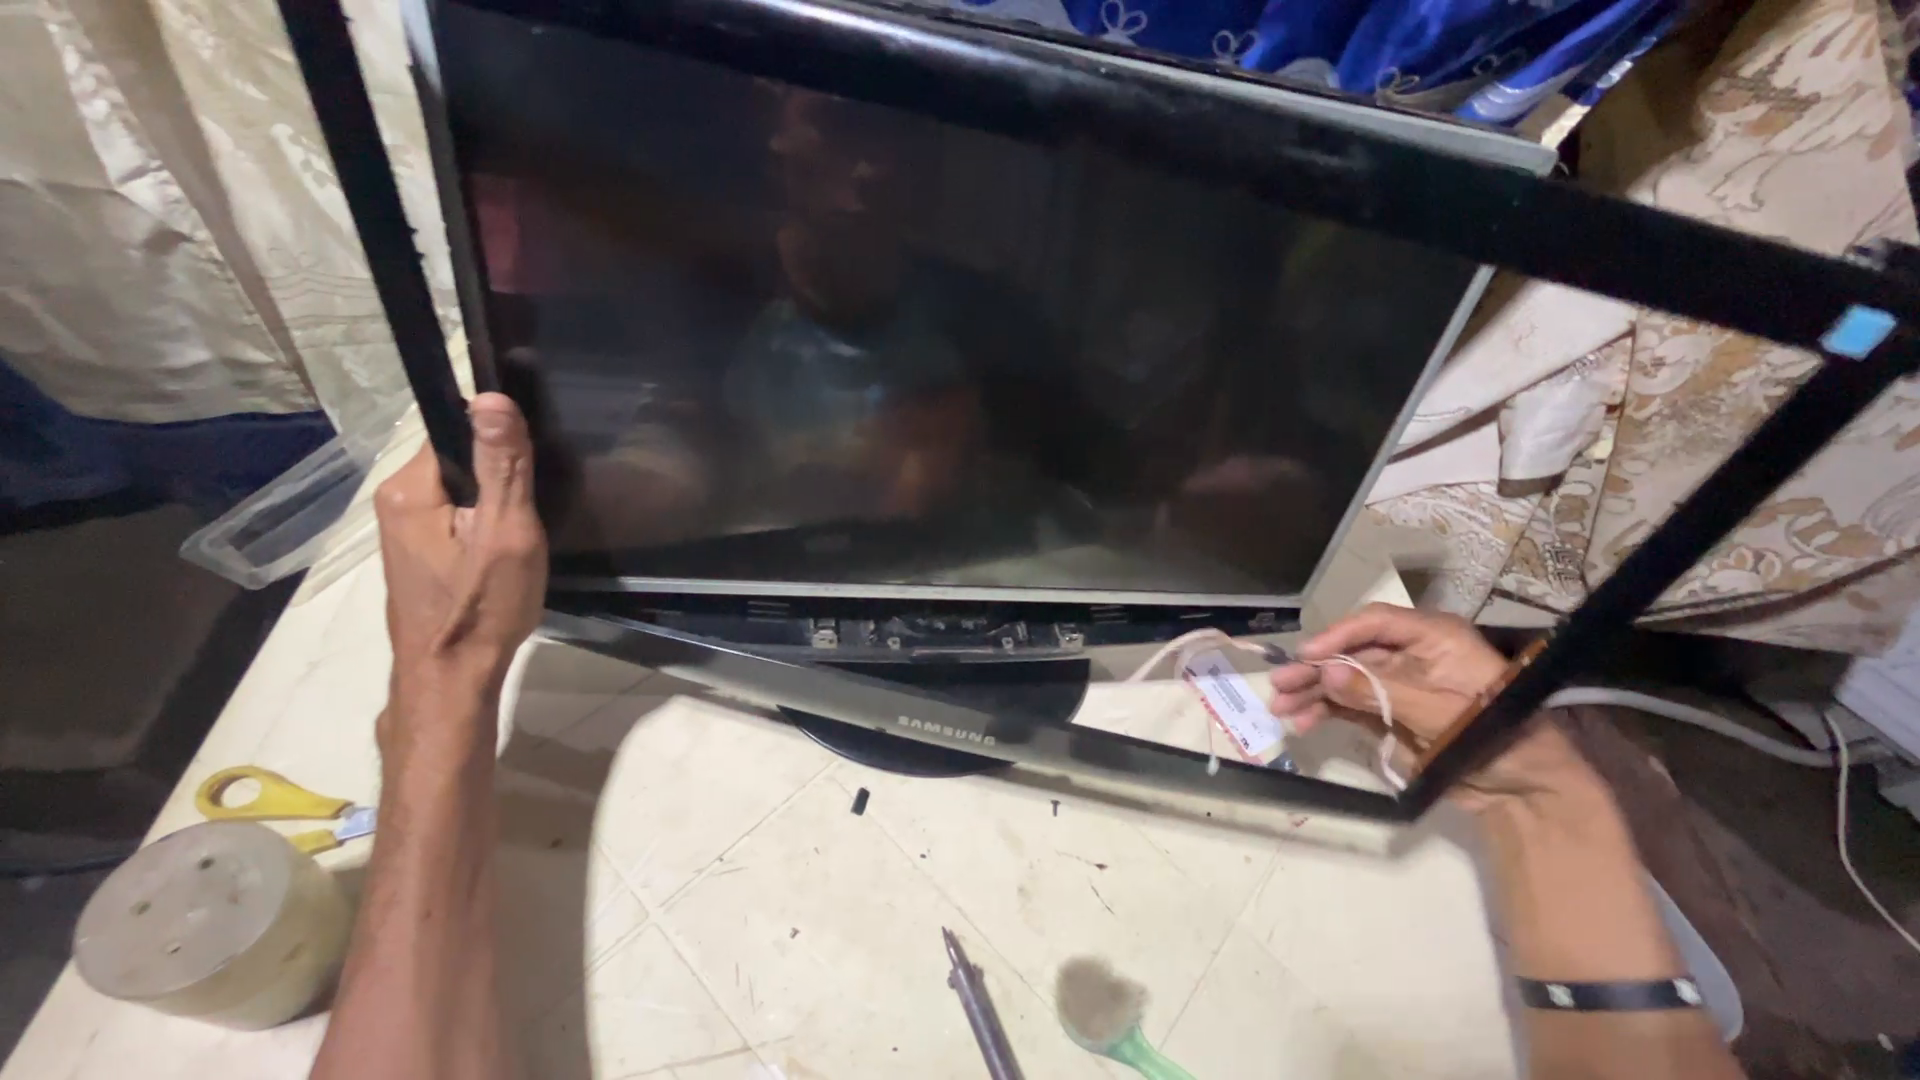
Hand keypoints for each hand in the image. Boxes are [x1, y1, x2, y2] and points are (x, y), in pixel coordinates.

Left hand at [376, 393, 547, 740]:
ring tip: (524, 531)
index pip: (457, 431)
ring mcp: (402, 530)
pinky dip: (482, 524)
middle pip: (458, 460)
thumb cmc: (483, 606)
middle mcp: (395, 500)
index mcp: (410, 488)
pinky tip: (504, 550)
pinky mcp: (416, 553)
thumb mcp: (506, 532)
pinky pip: (455, 515)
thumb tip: (493, 397)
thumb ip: (503, 466)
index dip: (501, 441)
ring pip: (459, 491)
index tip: (535, 464)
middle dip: (500, 475)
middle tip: (536, 507)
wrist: (451, 678)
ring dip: (494, 502)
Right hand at [1268, 603, 1597, 810]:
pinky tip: (1302, 722)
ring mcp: (1399, 686)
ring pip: (1344, 680)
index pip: (1376, 623)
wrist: (1526, 793)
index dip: (1338, 636)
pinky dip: (1325, 712)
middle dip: (1315, 668)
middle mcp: (1412, 656)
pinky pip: (1349, 706)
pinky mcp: (1390, 715)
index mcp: (1435, 639)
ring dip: (1312, 692)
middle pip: (1353, 653)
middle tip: (1278, 682)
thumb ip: (1379, 691)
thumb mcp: (1440, 712)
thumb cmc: (1497, 738)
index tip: (1307, 656)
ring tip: (1280, 706)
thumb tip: (1325, 672)